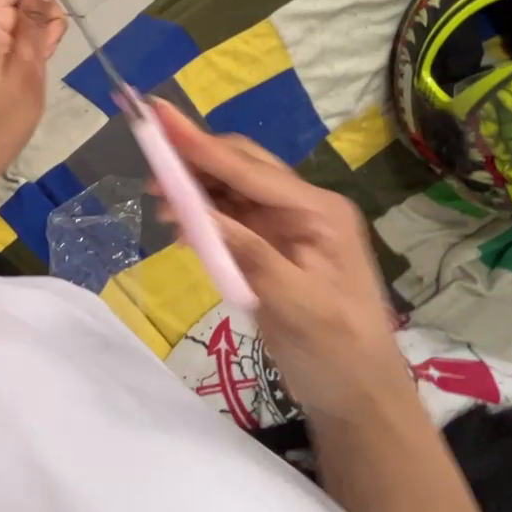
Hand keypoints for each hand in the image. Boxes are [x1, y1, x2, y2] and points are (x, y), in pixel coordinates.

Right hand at [154, 101, 409, 417]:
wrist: (359, 396)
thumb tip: (196, 213)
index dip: (198, 143)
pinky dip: (198, 215)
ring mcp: (284, 222)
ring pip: (226, 185)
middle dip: (191, 164)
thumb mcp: (296, 306)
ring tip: (164, 215)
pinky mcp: (266, 241)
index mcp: (318, 211)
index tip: (156, 114)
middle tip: (152, 183)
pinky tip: (182, 230)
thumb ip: (248, 254)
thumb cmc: (337, 351)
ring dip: (191, 191)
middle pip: (236, 164)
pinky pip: (224, 212)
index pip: (247, 168)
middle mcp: (301, 206)